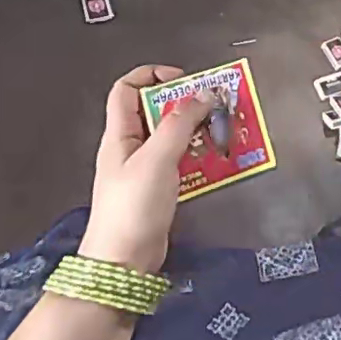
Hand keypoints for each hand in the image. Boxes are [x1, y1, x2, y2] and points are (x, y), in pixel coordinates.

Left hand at [85, 65, 214, 272]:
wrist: (123, 264)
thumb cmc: (134, 207)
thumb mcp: (156, 159)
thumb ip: (179, 124)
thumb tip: (203, 94)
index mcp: (119, 134)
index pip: (127, 89)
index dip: (152, 75)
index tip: (184, 81)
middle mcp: (130, 147)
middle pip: (154, 111)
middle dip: (185, 104)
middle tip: (214, 106)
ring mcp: (143, 169)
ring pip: (170, 136)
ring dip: (195, 130)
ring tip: (220, 131)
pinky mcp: (158, 189)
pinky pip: (179, 161)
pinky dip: (197, 155)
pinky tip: (215, 160)